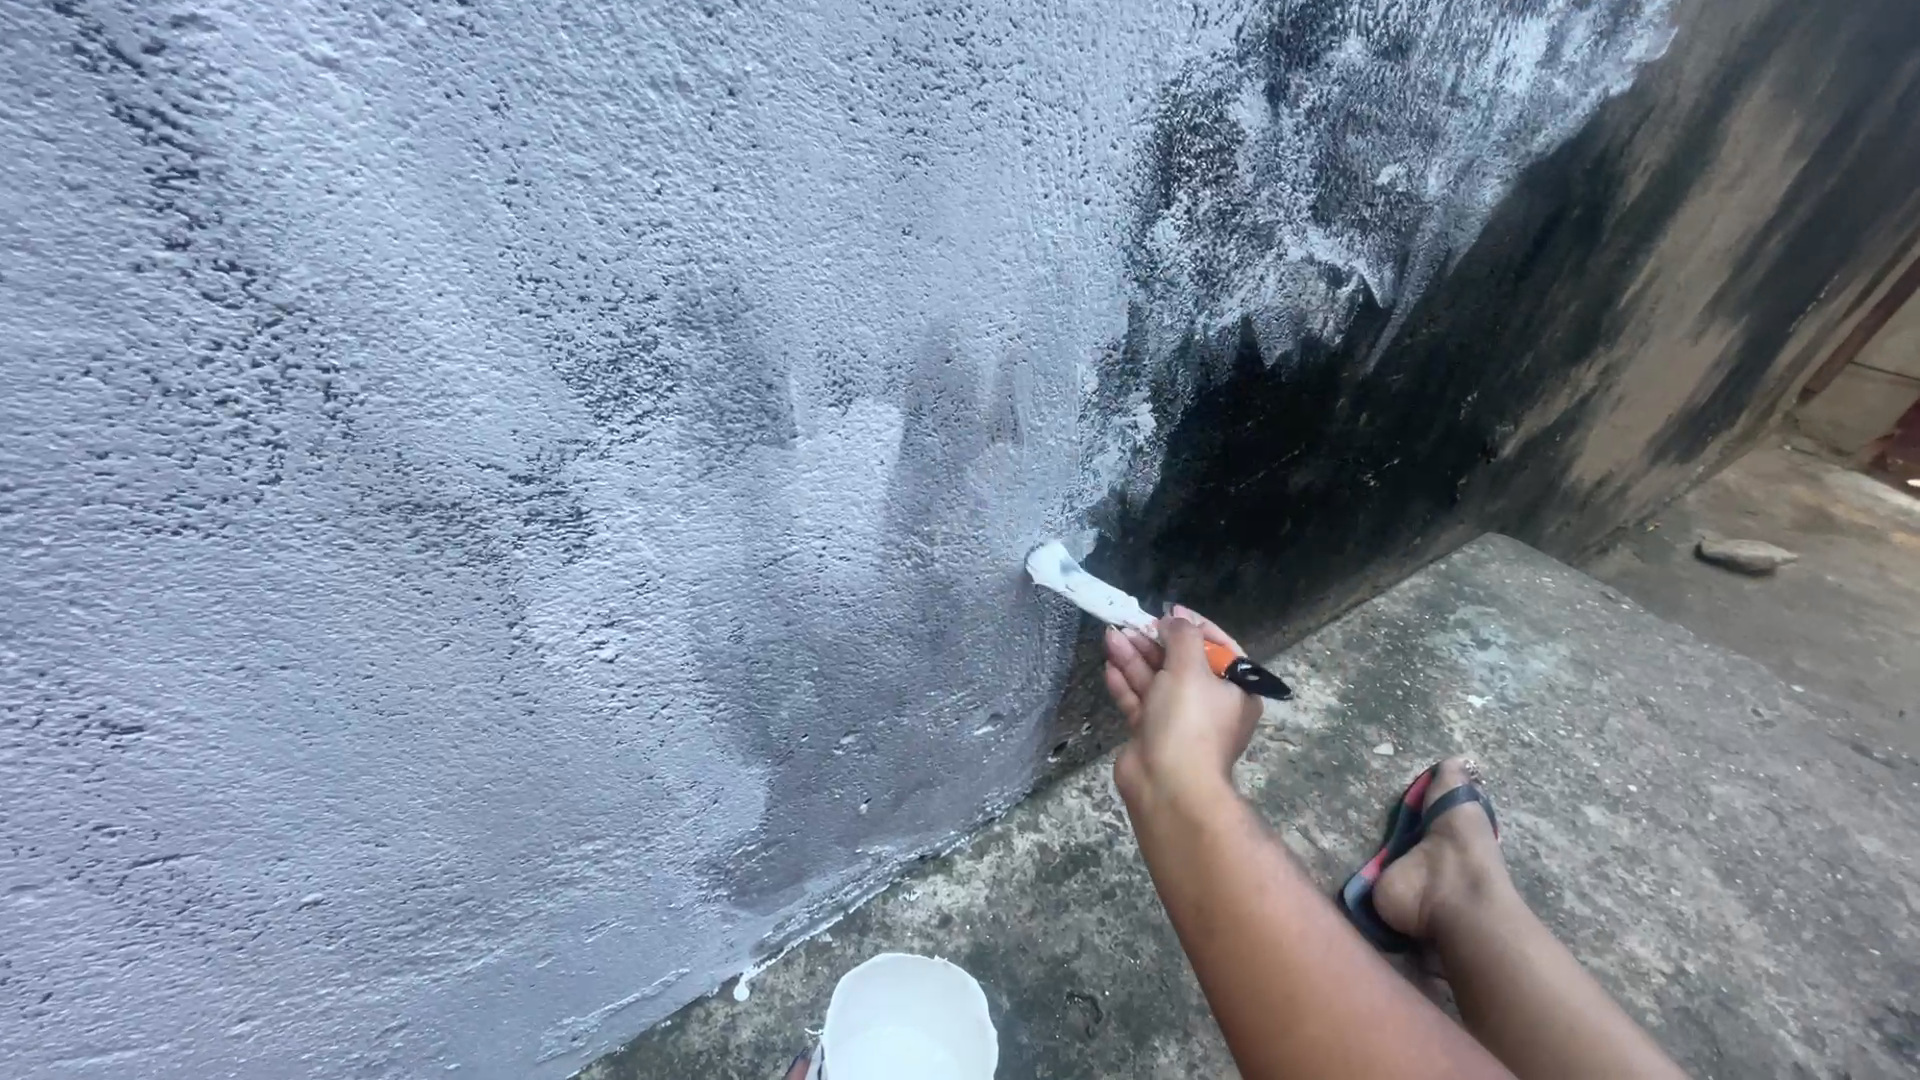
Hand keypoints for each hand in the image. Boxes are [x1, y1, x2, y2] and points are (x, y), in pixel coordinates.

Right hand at [1103, 605, 1261, 809]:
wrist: (1169, 785)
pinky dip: (1125, 683)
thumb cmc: (1189, 721)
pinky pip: (1138, 701)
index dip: (1194, 626)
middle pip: (1180, 662)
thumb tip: (1174, 621)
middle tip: (1130, 622)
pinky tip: (1110, 664)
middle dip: (1153, 641)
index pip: (1219, 648)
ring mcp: (1178, 720)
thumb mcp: (1190, 668)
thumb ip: (1182, 636)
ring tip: (1111, 635)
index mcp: (1234, 690)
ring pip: (1155, 680)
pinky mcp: (1151, 733)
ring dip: (1133, 657)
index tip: (1170, 611)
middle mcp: (1209, 704)